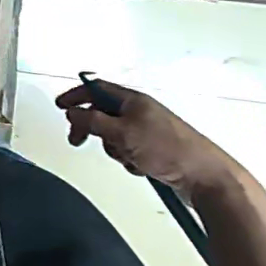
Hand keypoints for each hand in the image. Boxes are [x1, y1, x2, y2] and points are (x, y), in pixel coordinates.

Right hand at [56, 78, 245, 198]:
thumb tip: (73, 112)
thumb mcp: (122, 134)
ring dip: (114, 148)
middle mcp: (140, 111)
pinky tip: (140, 166)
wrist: (204, 177)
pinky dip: (128, 159)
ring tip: (127, 157)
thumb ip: (93, 122)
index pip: (97, 89)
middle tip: (77, 139)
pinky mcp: (155, 149)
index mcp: (133, 100)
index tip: (61, 105)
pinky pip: (129, 150)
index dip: (77, 95)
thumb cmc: (170, 150)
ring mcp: (148, 130)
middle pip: (103, 112)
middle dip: (90, 127)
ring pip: (115, 135)